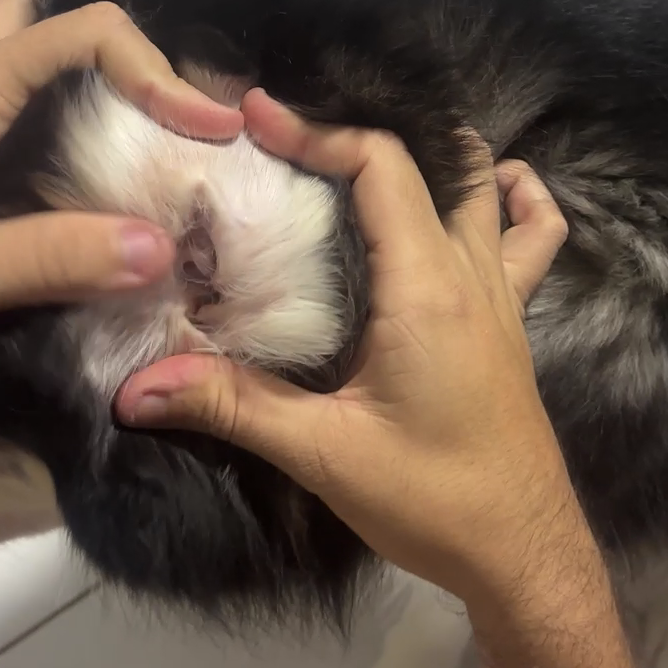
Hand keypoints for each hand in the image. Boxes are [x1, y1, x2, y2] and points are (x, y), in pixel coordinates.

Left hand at [0, 0, 242, 377]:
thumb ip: (46, 258)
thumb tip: (163, 246)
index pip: (79, 33)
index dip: (158, 71)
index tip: (212, 129)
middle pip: (50, 6)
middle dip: (130, 29)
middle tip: (195, 81)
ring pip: (36, 45)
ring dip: (107, 63)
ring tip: (175, 111)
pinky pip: (26, 97)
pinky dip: (81, 105)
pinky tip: (114, 153)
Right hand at [115, 92, 575, 605]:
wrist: (522, 548)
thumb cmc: (433, 500)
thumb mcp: (326, 455)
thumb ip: (234, 407)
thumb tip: (133, 388)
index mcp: (427, 289)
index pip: (383, 168)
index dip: (321, 131)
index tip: (259, 120)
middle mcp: (474, 274)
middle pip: (436, 165)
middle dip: (366, 136)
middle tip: (299, 138)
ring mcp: (504, 294)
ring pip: (492, 192)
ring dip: (443, 159)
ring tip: (377, 157)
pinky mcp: (513, 320)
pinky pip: (534, 238)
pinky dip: (514, 201)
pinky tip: (485, 199)